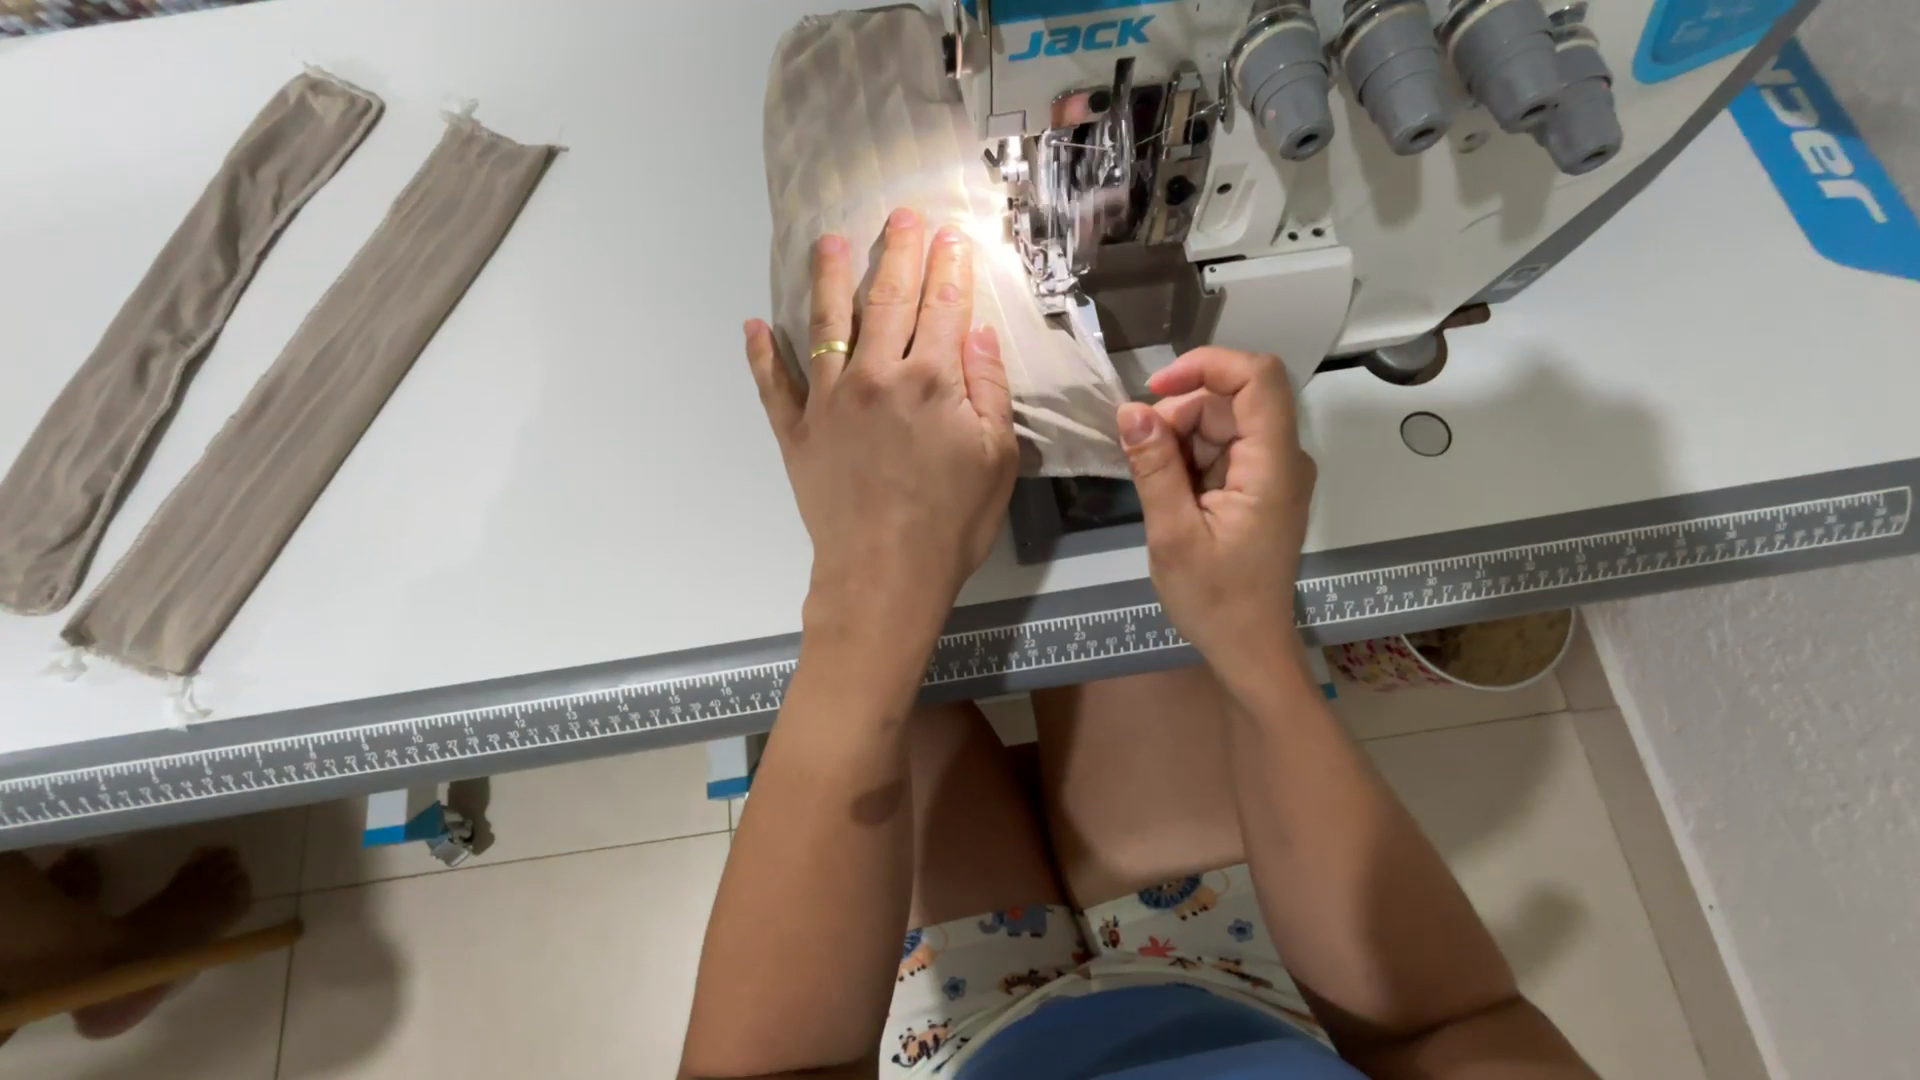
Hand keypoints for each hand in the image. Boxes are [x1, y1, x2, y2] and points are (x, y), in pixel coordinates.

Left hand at [745, 208, 1017, 636]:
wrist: (885, 574)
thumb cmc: (951, 523)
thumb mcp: (997, 459)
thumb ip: (988, 391)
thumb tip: (976, 334)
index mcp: (931, 380)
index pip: (943, 306)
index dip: (950, 266)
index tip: (951, 235)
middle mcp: (876, 376)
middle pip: (887, 299)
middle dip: (897, 252)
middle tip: (900, 216)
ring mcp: (829, 401)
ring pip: (827, 324)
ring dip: (828, 278)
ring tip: (829, 240)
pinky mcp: (796, 431)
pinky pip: (774, 385)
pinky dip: (762, 356)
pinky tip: (754, 327)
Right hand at [1118, 348, 1315, 678]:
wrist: (1249, 647)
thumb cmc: (1214, 601)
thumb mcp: (1173, 535)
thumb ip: (1154, 468)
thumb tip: (1130, 410)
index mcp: (1272, 468)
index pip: (1258, 378)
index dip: (1206, 365)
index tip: (1155, 390)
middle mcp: (1282, 459)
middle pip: (1234, 398)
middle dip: (1181, 410)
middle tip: (1142, 456)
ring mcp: (1273, 472)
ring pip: (1225, 420)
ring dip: (1181, 435)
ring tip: (1156, 483)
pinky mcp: (1260, 486)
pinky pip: (1224, 447)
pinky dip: (1190, 456)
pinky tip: (1170, 490)